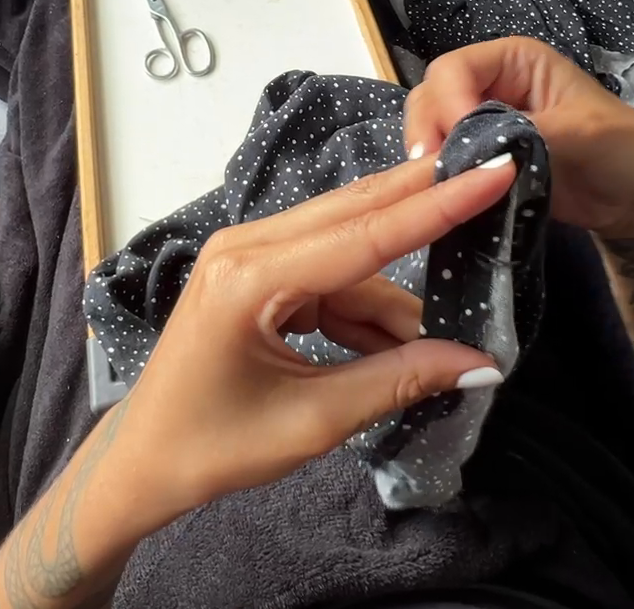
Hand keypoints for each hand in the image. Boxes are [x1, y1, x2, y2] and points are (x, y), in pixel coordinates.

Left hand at [105, 157, 513, 531]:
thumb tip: (481, 363)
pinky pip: (331, 277)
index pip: (364, 233)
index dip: (436, 205)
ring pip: (349, 253)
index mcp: (251, 276)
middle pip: (356, 214)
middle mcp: (249, 245)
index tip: (491, 171)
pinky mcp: (258, 271)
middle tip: (491, 179)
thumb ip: (397, 381)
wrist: (141, 461)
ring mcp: (250, 254)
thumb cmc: (211, 448)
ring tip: (441, 342)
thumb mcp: (310, 421)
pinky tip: (397, 344)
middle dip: (425, 201)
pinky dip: (365, 309)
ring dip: (395, 296)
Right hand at [403, 37, 633, 234]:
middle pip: (431, 94)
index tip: (457, 144)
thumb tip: (477, 147)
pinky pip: (442, 159)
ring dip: (429, 154)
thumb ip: (527, 132)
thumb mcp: (582, 133)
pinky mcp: (479, 158)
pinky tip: (443, 193)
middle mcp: (488, 85)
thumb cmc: (623, 151)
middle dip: (428, 129)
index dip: (448, 103)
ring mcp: (480, 123)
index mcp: (513, 61)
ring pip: (429, 127)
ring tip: (439, 184)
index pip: (455, 69)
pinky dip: (437, 175)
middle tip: (434, 169)